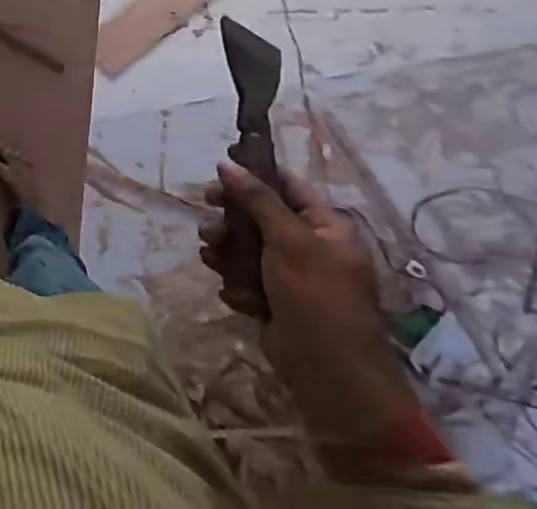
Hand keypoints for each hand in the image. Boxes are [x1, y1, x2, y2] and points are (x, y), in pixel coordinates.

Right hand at [199, 162, 426, 455]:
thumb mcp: (289, 241)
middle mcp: (307, 245)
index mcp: (326, 226)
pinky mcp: (270, 297)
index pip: (287, 185)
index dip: (254, 172)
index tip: (218, 167)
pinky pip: (241, 275)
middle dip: (230, 213)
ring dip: (223, 247)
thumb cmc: (318, 297)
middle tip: (207, 208)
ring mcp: (288, 273)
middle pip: (257, 212)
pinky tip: (235, 293)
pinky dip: (233, 280)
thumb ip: (258, 200)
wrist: (330, 374)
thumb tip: (226, 163)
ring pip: (242, 243)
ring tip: (214, 258)